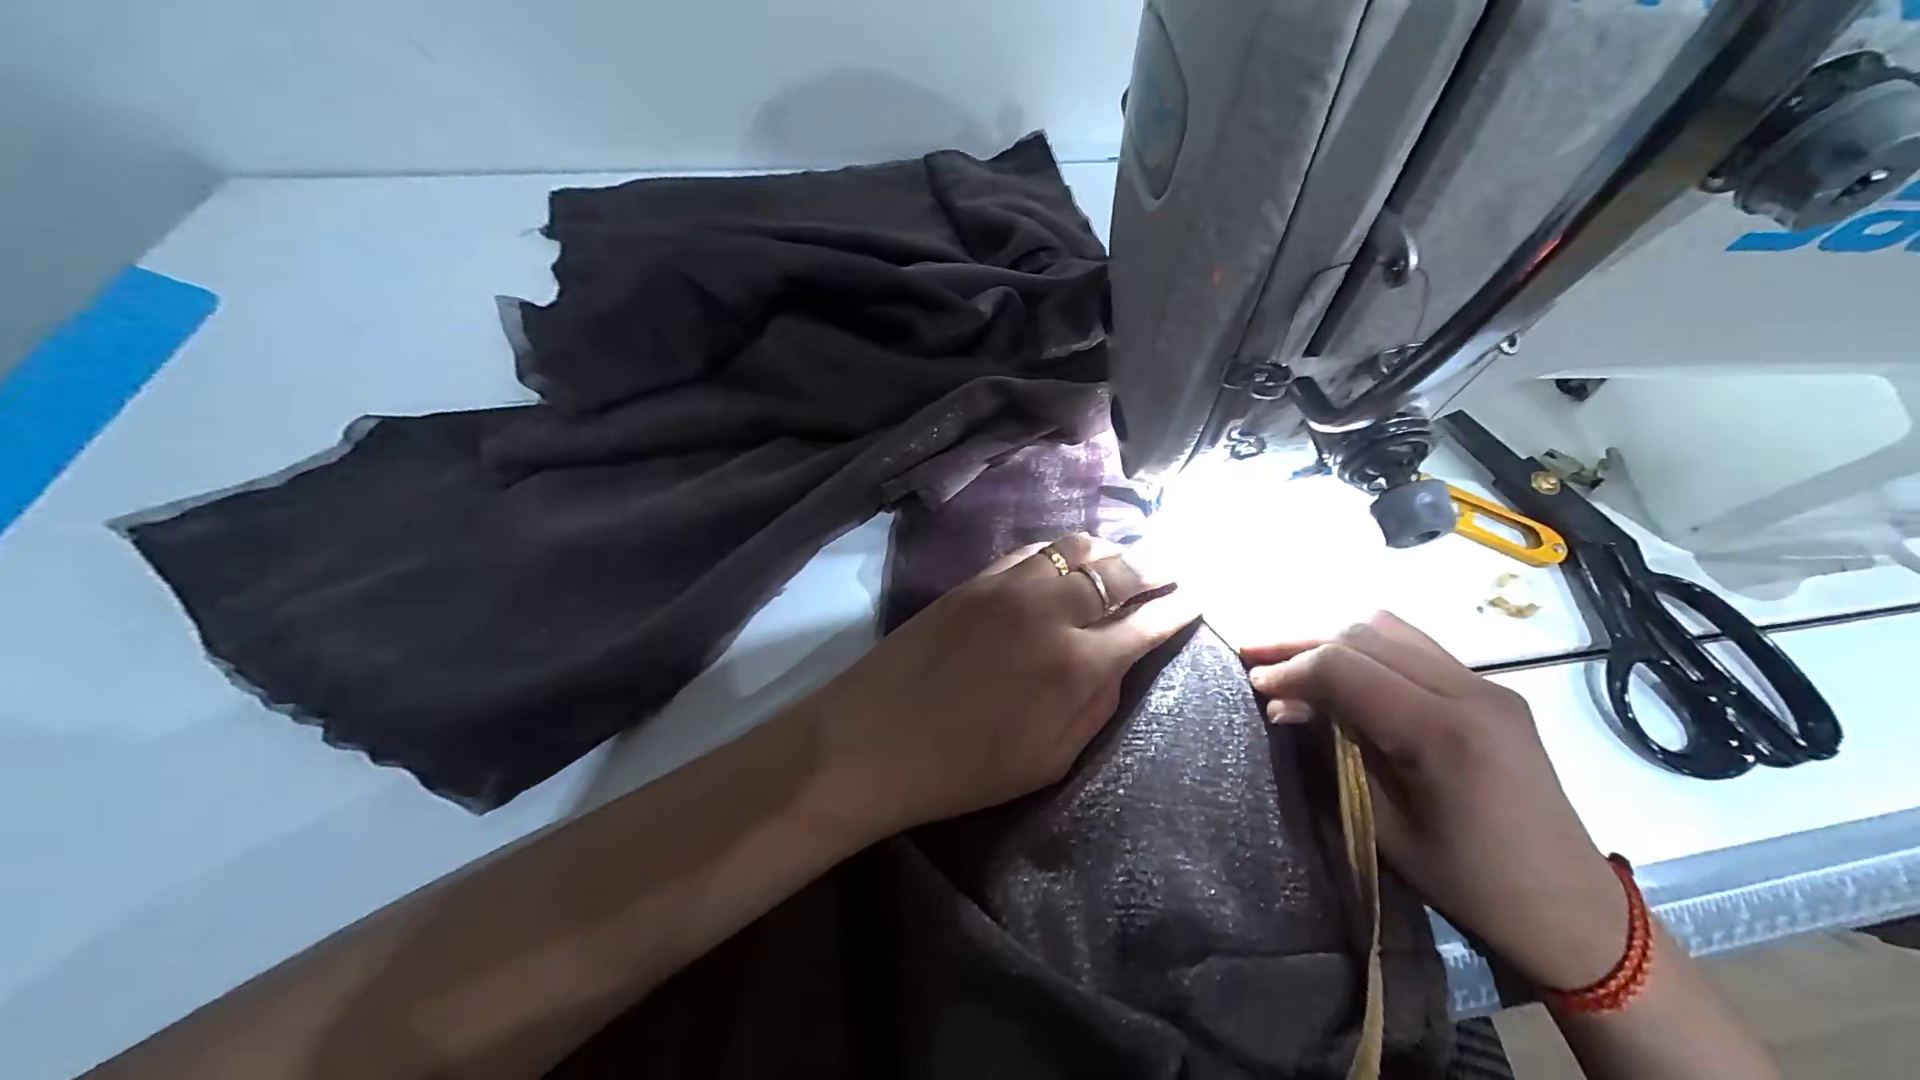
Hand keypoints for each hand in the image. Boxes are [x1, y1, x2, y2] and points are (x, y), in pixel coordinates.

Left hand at [803, 533, 1197, 836]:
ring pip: (1076, 547)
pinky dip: (1063, 551)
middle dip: (1155, 569)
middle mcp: (1049, 611)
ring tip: (1125, 561)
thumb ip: (1097, 706)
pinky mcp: (975, 579)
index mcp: (1075, 665)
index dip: (1176, 608)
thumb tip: (1122, 661)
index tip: (1196, 597)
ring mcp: (1008, 586)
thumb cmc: (964, 769)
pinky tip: (1069, 560)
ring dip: (1111, 551)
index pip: (1144, 623)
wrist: (872, 740)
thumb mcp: (1050, 760)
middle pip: (1119, 571)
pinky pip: (1033, 549)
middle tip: (1171, 571)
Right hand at [1244, 612, 1628, 991]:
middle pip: (1361, 636)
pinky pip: (1414, 647)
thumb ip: (1333, 753)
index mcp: (1441, 733)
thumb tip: (1285, 708)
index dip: (1289, 668)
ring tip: (1294, 662)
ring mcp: (1486, 684)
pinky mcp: (1491, 689)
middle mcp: (1469, 691)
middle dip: (1300, 646)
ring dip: (1333, 642)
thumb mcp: (1382, 824)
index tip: (1254, 683)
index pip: (1343, 666)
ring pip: (1387, 629)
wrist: (1571, 907)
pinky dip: (1367, 650)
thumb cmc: (1467, 879)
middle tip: (1258, 663)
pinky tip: (1344, 674)